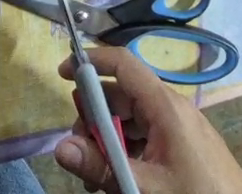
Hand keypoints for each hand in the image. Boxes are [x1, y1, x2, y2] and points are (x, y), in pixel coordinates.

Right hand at [54, 48, 241, 193]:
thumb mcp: (145, 186)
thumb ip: (102, 166)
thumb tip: (59, 148)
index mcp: (164, 105)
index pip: (123, 63)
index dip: (92, 61)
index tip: (63, 73)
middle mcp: (170, 107)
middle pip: (121, 95)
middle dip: (93, 119)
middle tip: (77, 152)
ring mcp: (177, 126)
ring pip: (130, 120)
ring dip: (107, 141)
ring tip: (93, 179)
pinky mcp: (182, 145)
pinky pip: (144, 137)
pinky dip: (125, 152)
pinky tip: (116, 178)